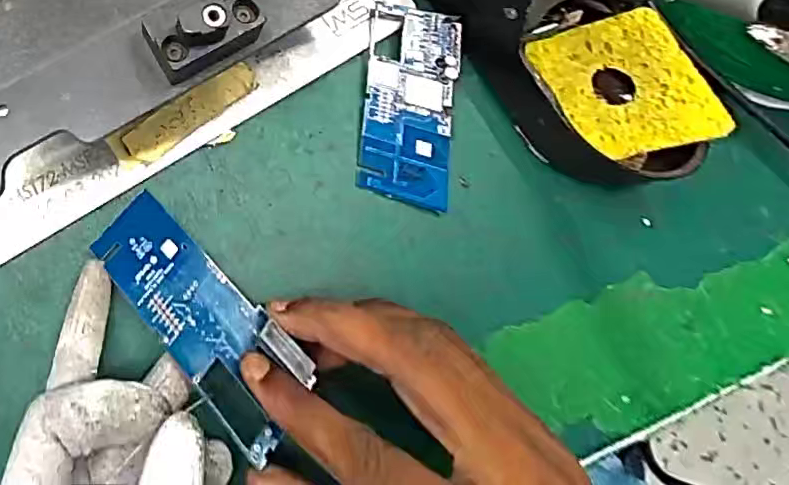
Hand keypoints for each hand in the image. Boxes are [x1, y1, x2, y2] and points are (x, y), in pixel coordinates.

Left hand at [3, 262, 231, 484]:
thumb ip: (155, 480)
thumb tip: (186, 426)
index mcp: (38, 478)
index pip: (57, 407)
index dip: (102, 394)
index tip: (147, 406)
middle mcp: (71, 473)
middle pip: (91, 388)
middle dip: (123, 337)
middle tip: (134, 282)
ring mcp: (105, 483)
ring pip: (137, 424)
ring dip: (174, 394)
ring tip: (203, 362)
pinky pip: (164, 459)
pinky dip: (196, 450)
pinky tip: (217, 450)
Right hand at [240, 299, 586, 484]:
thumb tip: (266, 474)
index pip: (376, 460)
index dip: (305, 414)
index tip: (258, 376)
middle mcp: (516, 461)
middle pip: (417, 358)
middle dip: (339, 325)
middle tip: (283, 318)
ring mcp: (530, 435)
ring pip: (439, 339)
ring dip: (368, 319)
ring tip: (318, 327)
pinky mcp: (529, 422)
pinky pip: (456, 349)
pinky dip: (401, 331)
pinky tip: (372, 342)